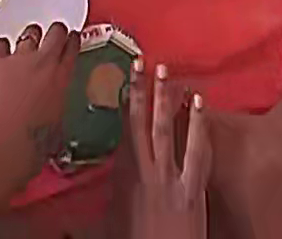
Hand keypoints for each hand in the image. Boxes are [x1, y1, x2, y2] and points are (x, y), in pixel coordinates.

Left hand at [0, 24, 78, 203]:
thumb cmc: (24, 156)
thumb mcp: (52, 135)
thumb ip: (55, 114)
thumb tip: (50, 116)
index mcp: (60, 81)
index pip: (73, 47)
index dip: (72, 41)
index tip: (70, 40)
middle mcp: (43, 63)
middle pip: (55, 31)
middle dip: (54, 33)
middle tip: (50, 41)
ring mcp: (18, 59)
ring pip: (29, 33)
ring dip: (28, 40)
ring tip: (23, 51)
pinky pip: (0, 44)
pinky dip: (0, 50)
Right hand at [128, 61, 209, 238]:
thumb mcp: (115, 220)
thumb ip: (111, 192)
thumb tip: (82, 190)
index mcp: (126, 178)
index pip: (125, 130)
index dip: (125, 102)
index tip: (126, 77)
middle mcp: (146, 173)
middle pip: (142, 123)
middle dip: (142, 91)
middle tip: (143, 62)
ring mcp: (169, 179)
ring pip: (166, 130)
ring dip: (166, 99)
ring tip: (167, 72)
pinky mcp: (192, 189)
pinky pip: (197, 149)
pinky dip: (198, 123)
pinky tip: (199, 101)